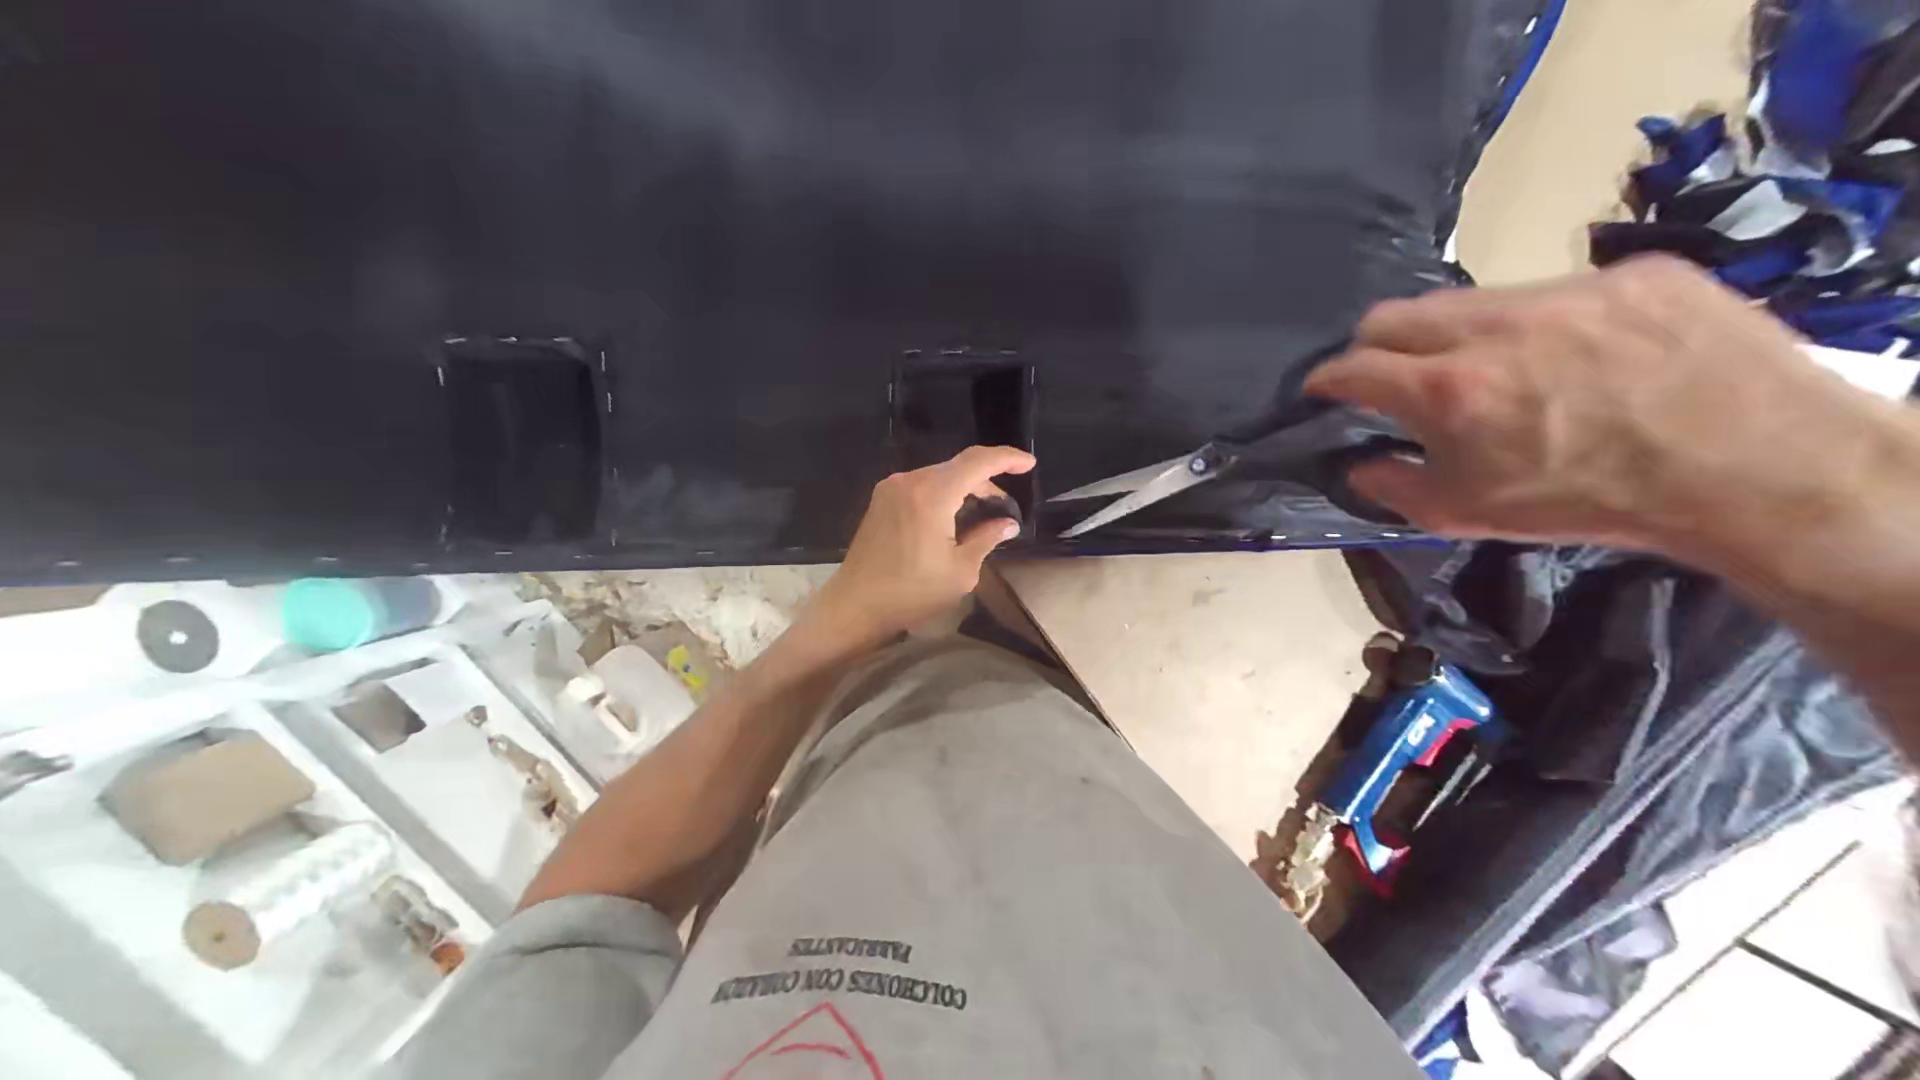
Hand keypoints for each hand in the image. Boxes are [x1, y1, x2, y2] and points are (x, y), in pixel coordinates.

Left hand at [805, 445, 1035, 644]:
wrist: (856, 605)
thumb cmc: (911, 592)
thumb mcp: (960, 571)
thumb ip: (987, 538)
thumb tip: (1008, 524)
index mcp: (932, 494)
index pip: (977, 461)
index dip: (1006, 458)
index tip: (1028, 464)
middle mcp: (909, 481)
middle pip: (957, 467)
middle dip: (986, 480)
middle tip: (1005, 507)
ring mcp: (891, 488)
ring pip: (939, 475)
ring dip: (964, 488)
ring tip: (982, 515)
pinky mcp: (881, 500)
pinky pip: (921, 486)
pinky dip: (943, 494)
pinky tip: (952, 517)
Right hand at [1304, 256, 1907, 556]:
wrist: (1757, 470)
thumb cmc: (1589, 501)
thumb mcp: (1468, 513)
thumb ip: (1393, 485)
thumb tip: (1357, 464)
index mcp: (1450, 390)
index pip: (1354, 366)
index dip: (1327, 378)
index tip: (1322, 387)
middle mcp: (1496, 327)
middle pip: (1394, 314)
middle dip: (1373, 345)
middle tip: (1388, 372)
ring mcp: (1566, 292)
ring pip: (1470, 298)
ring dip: (1453, 333)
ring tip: (1487, 366)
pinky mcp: (1631, 274)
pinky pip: (1552, 290)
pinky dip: (1537, 323)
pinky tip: (1571, 355)